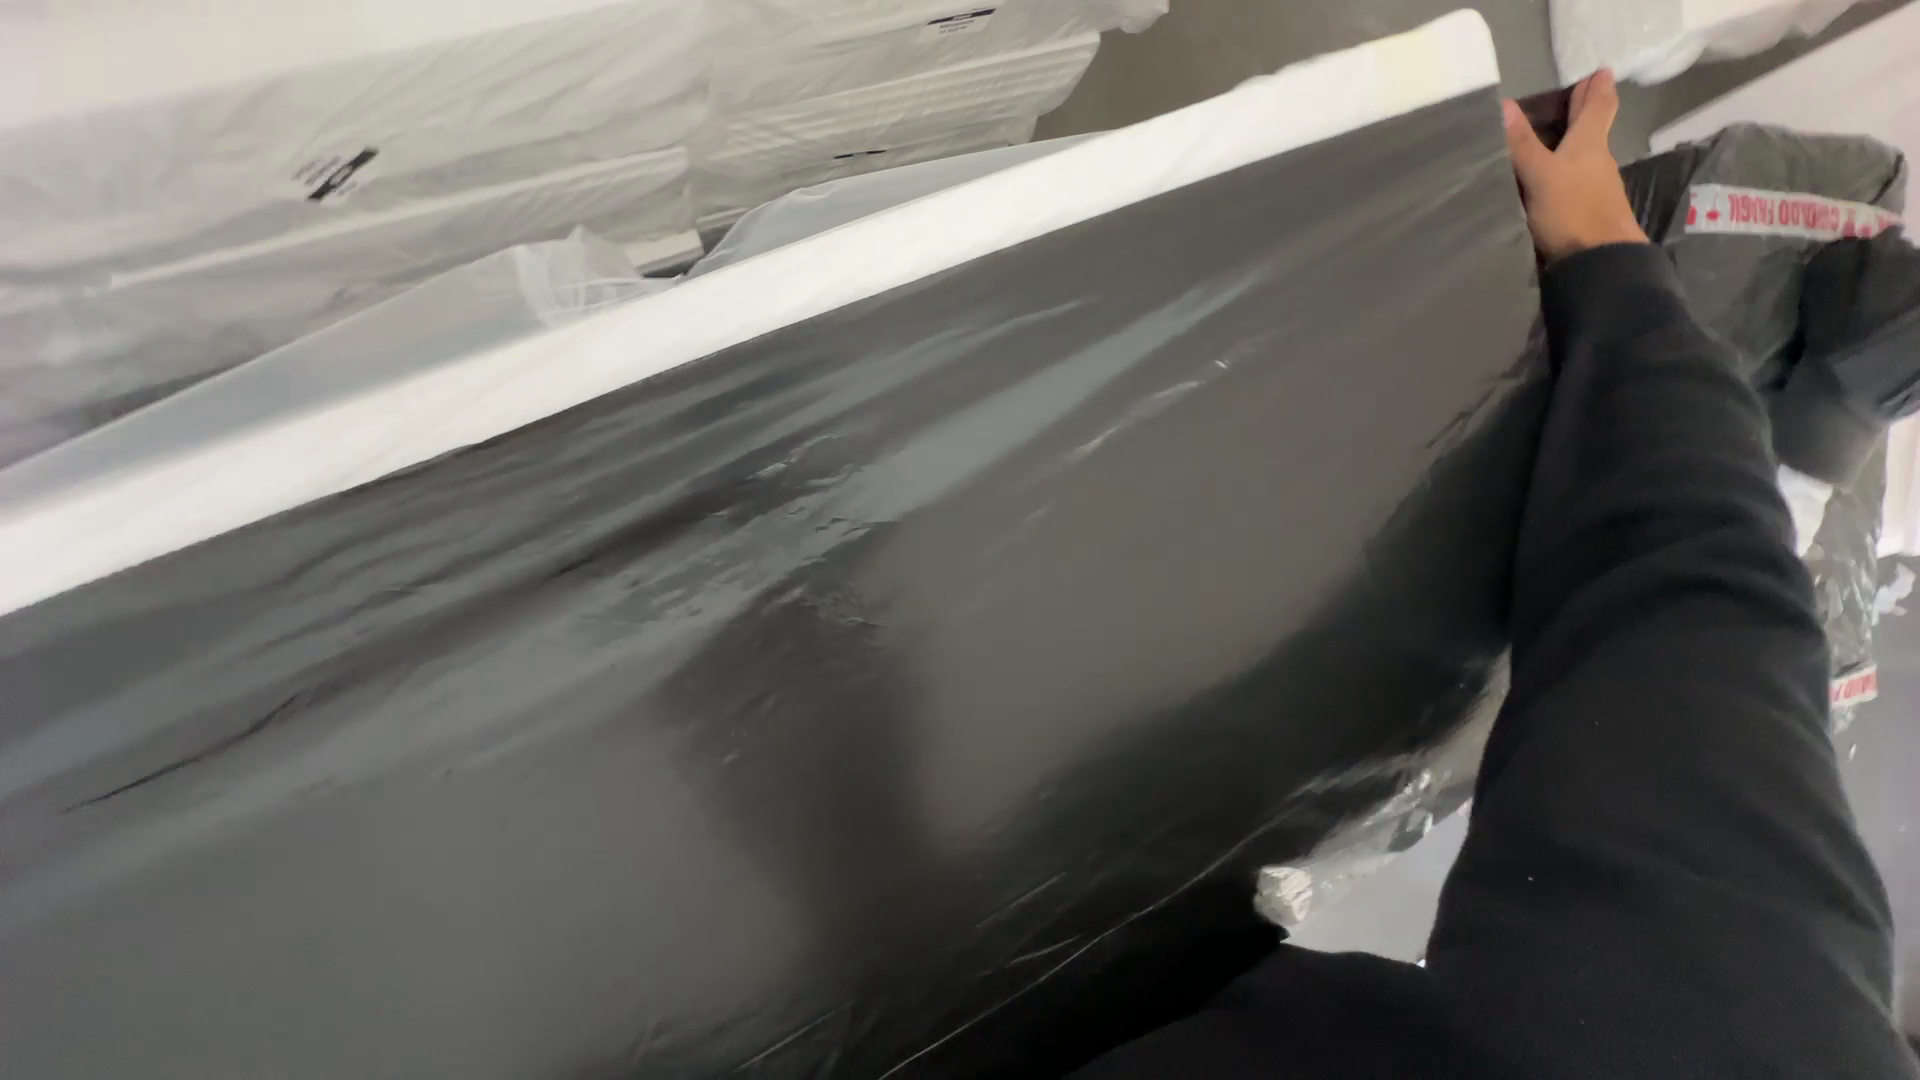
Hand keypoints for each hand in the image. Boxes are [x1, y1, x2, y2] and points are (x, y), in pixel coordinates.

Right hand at [1502, 69, 1648, 263]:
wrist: (1598, 259)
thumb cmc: (1573, 211)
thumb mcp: (1541, 176)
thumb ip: (1522, 145)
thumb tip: (1503, 105)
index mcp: (1588, 145)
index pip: (1597, 107)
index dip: (1596, 90)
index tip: (1596, 73)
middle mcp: (1595, 161)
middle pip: (1594, 128)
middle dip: (1587, 111)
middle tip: (1580, 95)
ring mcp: (1591, 187)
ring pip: (1583, 155)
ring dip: (1572, 142)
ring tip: (1554, 136)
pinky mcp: (1582, 211)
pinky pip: (1572, 180)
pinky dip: (1562, 171)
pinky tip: (1547, 178)